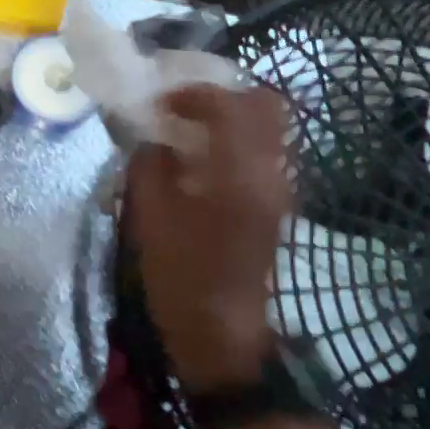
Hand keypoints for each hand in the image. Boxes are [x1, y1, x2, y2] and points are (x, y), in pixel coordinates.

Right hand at [125, 85, 293, 387]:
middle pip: (266, 106)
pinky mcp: (276, 206)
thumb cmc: (180, 274)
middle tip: (186, 110)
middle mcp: (270, 172)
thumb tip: (154, 139)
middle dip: (224, 98)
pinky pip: (265, 154)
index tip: (160, 104)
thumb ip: (150, 164)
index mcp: (238, 172)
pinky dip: (238, 144)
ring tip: (193, 134)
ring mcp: (279, 190)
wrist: (219, 333)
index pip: (228, 105)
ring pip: (270, 129)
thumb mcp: (150, 215)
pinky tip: (204, 164)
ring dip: (234, 120)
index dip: (192, 95)